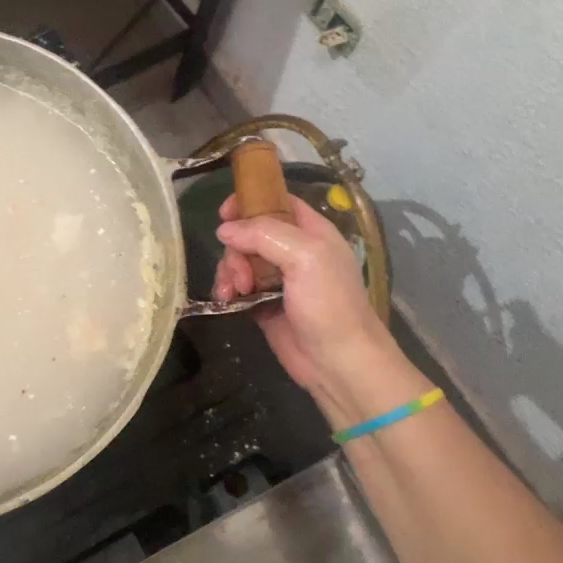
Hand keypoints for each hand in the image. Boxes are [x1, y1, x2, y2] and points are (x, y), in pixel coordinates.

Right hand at [212, 192, 390, 395]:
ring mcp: (278, 278)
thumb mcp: (304, 257)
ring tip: (235, 290)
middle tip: (240, 271)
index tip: (225, 212)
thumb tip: (224, 230)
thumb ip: (264, 234)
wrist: (338, 362)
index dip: (251, 200)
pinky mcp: (262, 303)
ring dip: (229, 269)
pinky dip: (227, 287)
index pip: (278, 201)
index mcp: (312, 232)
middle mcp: (294, 250)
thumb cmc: (329, 304)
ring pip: (240, 258)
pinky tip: (227, 298)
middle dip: (236, 247)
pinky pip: (236, 285)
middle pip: (251, 231)